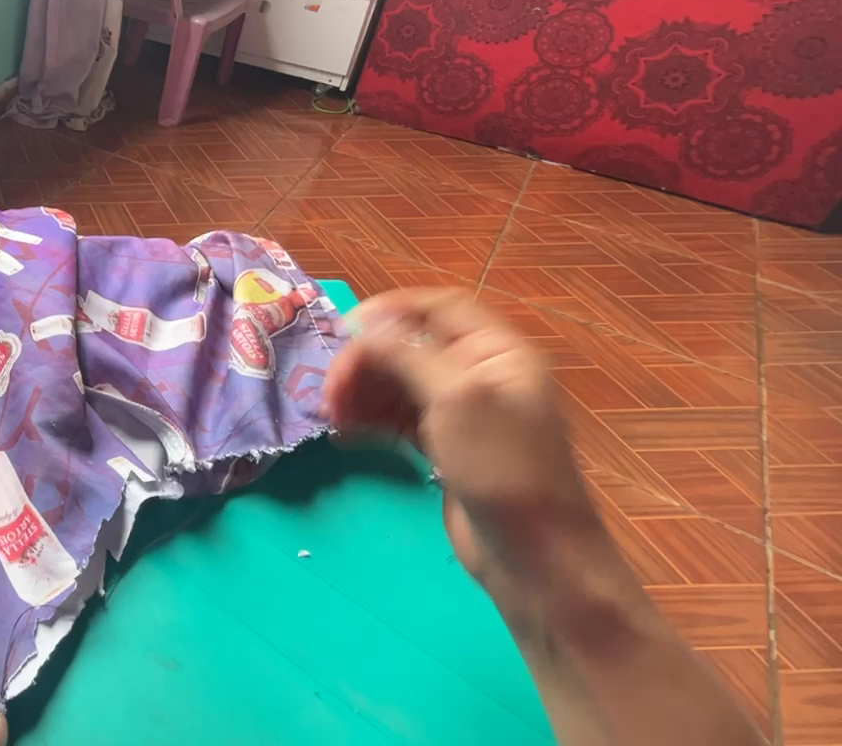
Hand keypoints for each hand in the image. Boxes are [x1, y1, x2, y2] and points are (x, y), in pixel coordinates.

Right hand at [322, 288, 611, 600]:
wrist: (536, 558)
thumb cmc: (502, 468)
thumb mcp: (455, 398)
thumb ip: (406, 353)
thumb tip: (363, 322)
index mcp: (497, 353)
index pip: (437, 307)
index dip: (388, 311)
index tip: (344, 331)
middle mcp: (478, 373)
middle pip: (404, 344)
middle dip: (363, 362)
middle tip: (331, 393)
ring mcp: (459, 409)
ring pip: (393, 380)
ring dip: (357, 391)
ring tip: (333, 418)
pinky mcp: (441, 442)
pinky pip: (393, 414)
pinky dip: (366, 418)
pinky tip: (345, 435)